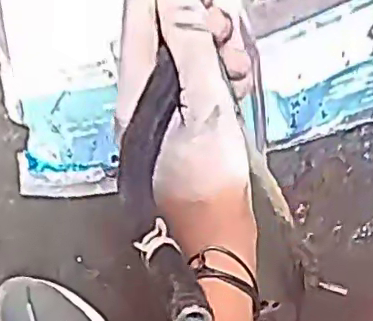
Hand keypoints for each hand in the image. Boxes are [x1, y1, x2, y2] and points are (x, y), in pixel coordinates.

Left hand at [118, 0, 255, 258]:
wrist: (219, 244)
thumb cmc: (212, 191)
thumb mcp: (207, 109)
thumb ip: (190, 47)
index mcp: (136, 96)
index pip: (140, 18)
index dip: (171, 0)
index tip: (201, 1)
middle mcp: (140, 106)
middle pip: (162, 39)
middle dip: (198, 26)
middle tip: (227, 33)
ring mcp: (159, 123)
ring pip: (181, 65)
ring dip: (212, 55)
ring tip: (236, 68)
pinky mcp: (179, 137)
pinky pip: (192, 92)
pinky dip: (214, 82)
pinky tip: (233, 89)